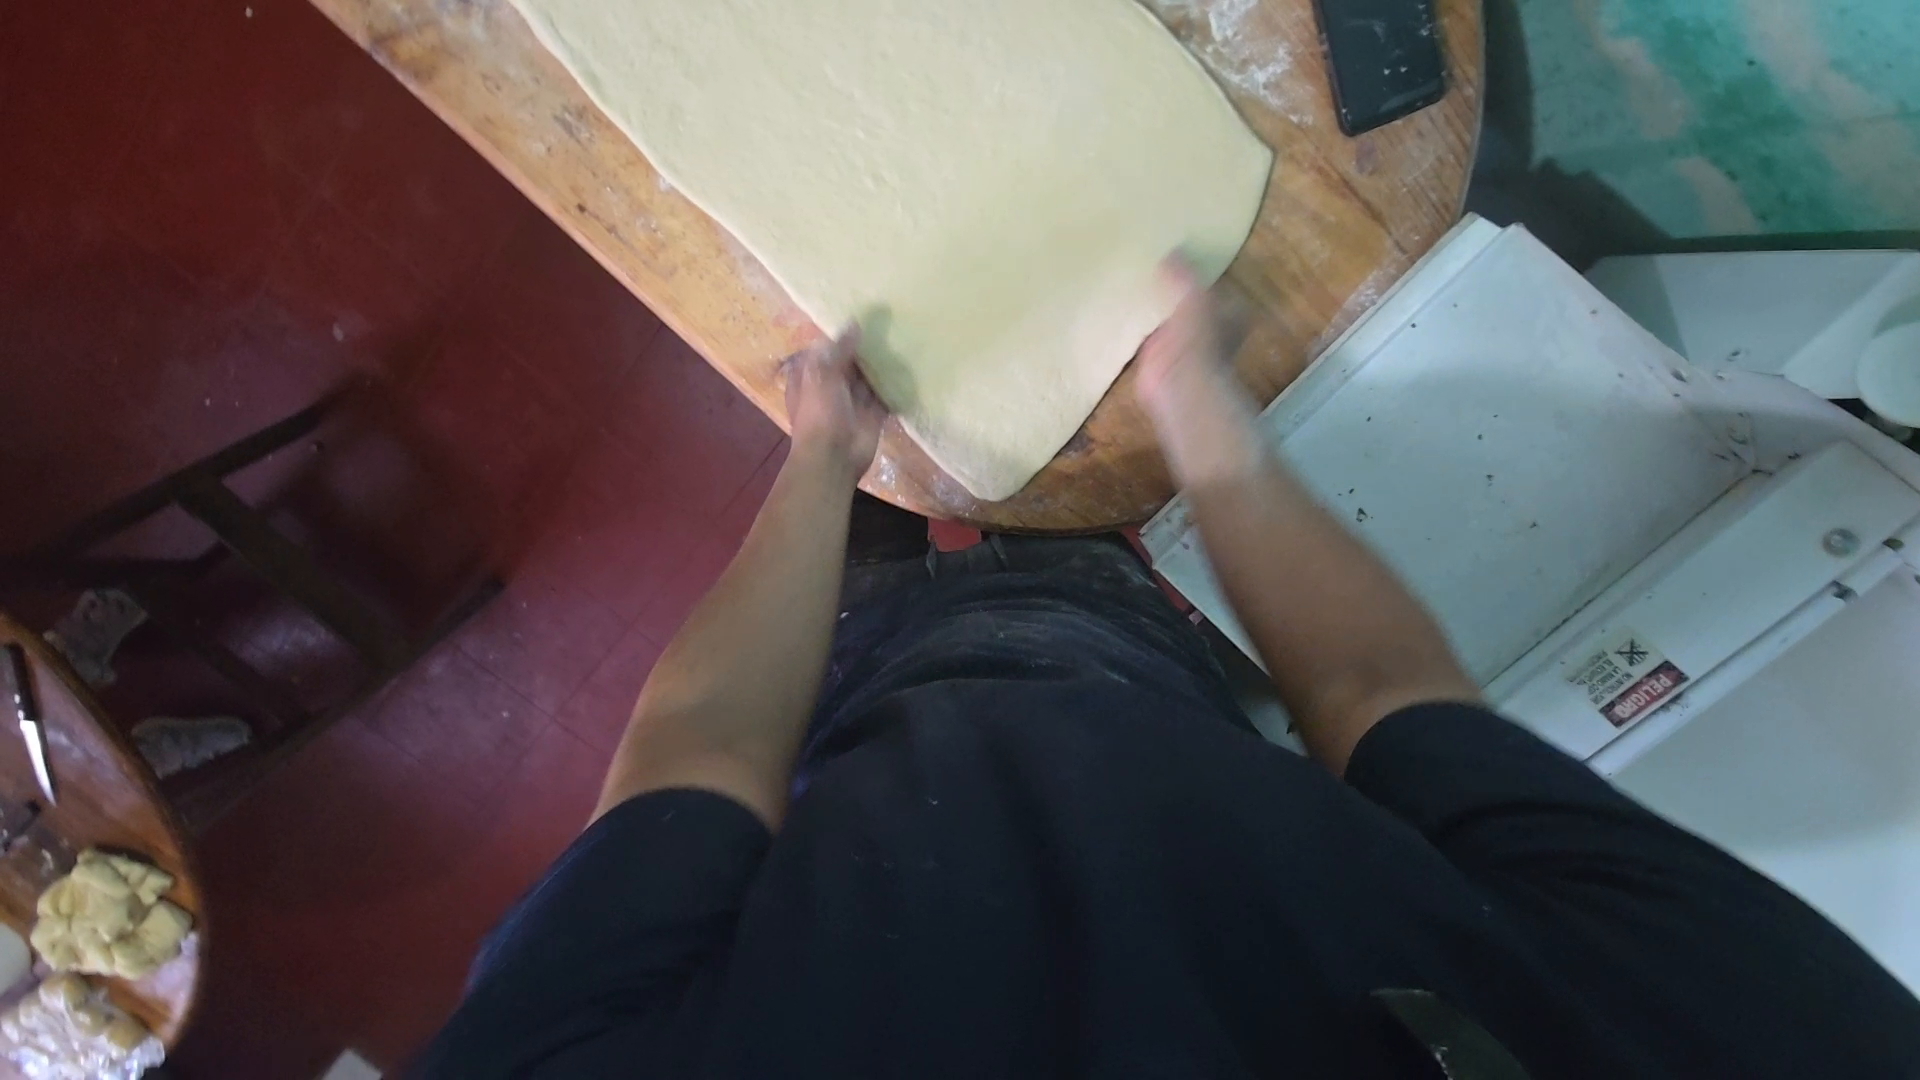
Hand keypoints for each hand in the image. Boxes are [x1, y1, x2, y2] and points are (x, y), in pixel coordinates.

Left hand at [780, 325, 889, 479]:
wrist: (834, 457)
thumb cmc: (820, 413)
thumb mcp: (823, 373)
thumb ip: (840, 348)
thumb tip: (855, 323)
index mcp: (810, 376)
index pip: (823, 349)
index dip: (838, 335)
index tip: (859, 315)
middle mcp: (830, 386)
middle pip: (848, 362)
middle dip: (864, 347)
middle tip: (888, 322)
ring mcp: (852, 402)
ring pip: (867, 378)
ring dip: (880, 364)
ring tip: (901, 338)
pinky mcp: (872, 415)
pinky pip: (884, 396)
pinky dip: (893, 385)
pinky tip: (907, 366)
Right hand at [1133, 255, 1245, 423]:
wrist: (1180, 385)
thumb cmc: (1198, 339)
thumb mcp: (1195, 295)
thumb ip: (1184, 274)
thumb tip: (1172, 250)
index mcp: (1228, 312)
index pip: (1214, 285)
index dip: (1198, 274)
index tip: (1179, 258)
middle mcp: (1208, 330)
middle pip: (1188, 304)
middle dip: (1172, 292)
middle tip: (1151, 268)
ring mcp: (1181, 346)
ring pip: (1166, 321)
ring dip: (1153, 310)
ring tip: (1133, 284)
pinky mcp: (1156, 360)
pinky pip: (1145, 337)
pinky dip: (1135, 327)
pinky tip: (1122, 311)